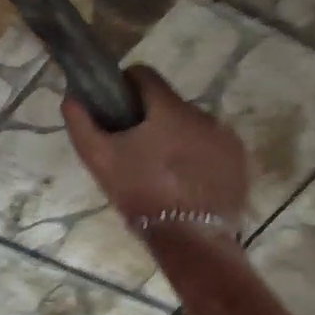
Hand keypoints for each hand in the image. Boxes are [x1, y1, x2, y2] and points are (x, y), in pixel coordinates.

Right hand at [63, 67, 249, 229]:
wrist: (191, 241)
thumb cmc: (140, 192)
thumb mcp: (97, 155)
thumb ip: (79, 120)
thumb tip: (72, 97)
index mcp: (171, 110)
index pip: (144, 74)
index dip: (124, 84)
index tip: (115, 106)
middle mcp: (205, 117)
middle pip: (168, 101)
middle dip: (150, 114)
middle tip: (134, 142)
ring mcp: (229, 142)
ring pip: (191, 123)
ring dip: (174, 133)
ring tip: (160, 162)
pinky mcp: (242, 164)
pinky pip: (211, 144)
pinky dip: (196, 152)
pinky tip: (183, 176)